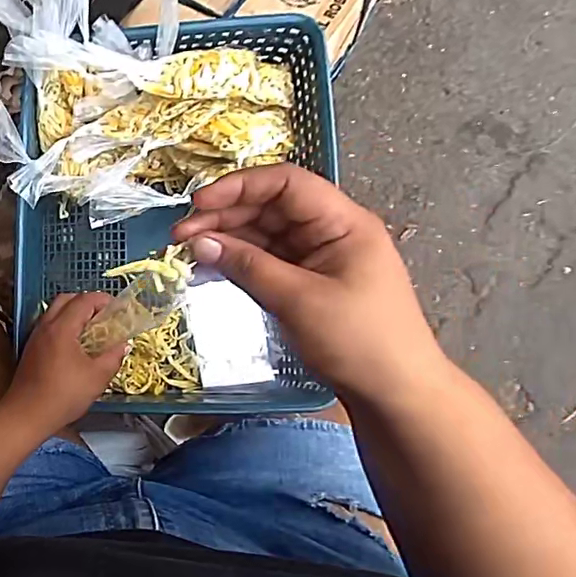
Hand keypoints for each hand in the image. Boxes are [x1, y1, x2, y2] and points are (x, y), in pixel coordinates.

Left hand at [2, 291, 128, 433]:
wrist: (27, 414)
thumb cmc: (64, 395)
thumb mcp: (97, 377)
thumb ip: (113, 357)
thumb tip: (122, 345)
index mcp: (62, 328)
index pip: (84, 300)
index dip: (103, 300)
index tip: (117, 309)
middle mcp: (46, 327)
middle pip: (66, 299)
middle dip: (87, 302)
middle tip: (103, 316)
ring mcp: (35, 337)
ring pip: (55, 312)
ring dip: (74, 314)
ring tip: (91, 331)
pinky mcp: (31, 349)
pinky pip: (49, 326)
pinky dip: (64, 326)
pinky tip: (75, 345)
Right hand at [171, 164, 445, 401]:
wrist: (395, 393)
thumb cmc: (359, 341)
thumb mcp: (299, 301)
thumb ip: (248, 266)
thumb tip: (200, 243)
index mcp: (342, 222)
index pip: (286, 183)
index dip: (239, 187)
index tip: (199, 204)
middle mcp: (330, 232)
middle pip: (271, 208)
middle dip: (225, 216)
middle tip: (181, 234)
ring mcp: (319, 259)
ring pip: (266, 236)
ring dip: (228, 240)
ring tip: (188, 251)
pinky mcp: (309, 284)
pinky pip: (269, 262)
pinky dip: (240, 263)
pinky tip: (212, 266)